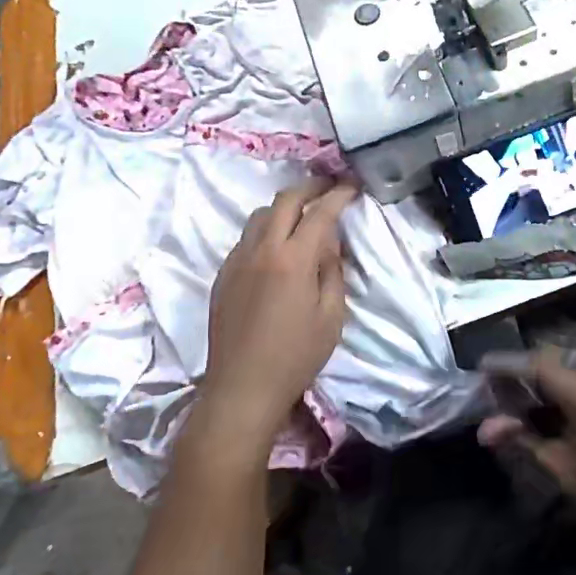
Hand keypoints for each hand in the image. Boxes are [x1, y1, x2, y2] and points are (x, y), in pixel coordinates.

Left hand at [200, 179, 356, 444]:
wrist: (242, 387)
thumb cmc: (296, 356)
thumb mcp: (331, 316)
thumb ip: (332, 272)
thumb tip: (329, 244)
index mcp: (293, 260)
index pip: (320, 213)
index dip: (339, 195)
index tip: (352, 187)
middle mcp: (261, 250)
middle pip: (284, 201)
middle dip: (309, 188)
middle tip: (328, 188)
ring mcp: (237, 261)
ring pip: (260, 216)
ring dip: (285, 207)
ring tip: (303, 215)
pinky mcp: (223, 275)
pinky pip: (246, 238)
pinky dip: (267, 230)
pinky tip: (278, 247)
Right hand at [478, 347, 575, 543]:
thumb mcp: (564, 470)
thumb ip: (524, 442)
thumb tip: (487, 429)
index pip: (537, 365)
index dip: (506, 365)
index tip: (481, 369)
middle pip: (556, 360)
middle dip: (526, 371)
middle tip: (501, 392)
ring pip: (575, 366)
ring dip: (549, 377)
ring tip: (526, 401)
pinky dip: (571, 384)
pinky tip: (560, 407)